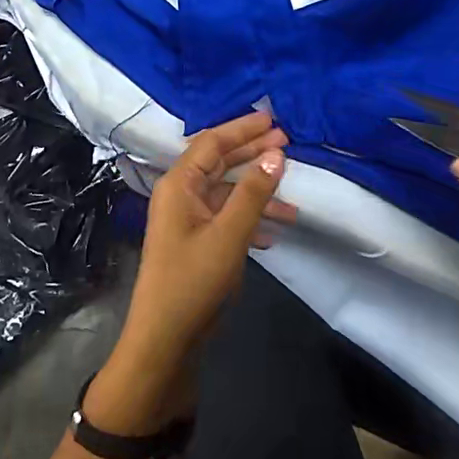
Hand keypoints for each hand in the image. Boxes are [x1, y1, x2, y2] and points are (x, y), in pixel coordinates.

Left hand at [120, 112, 292, 368]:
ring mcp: (186, 219)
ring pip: (226, 193)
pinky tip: (275, 232)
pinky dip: (250, 219)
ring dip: (257, 193)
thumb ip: (253, 193)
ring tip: (293, 199)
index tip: (274, 120)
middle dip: (252, 154)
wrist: (165, 338)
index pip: (212, 143)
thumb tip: (276, 155)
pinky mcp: (195, 242)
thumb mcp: (229, 234)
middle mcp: (179, 195)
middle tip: (287, 144)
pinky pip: (226, 218)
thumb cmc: (193, 281)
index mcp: (179, 184)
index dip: (243, 129)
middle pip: (219, 163)